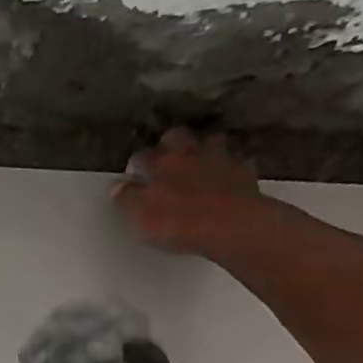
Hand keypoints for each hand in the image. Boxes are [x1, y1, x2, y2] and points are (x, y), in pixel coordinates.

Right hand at [112, 128, 267, 256]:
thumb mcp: (141, 216)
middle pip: (176, 137)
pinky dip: (232, 167)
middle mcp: (189, 152)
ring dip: (204, 149)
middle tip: (167, 159)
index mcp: (160, 162)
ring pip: (210, 142)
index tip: (135, 174)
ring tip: (201, 162)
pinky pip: (237, 162)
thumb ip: (127, 198)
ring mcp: (220, 158)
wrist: (233, 225)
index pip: (141, 156)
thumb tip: (117, 187)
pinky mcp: (245, 172)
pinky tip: (231, 177)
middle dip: (170, 145)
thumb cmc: (181, 221)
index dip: (136, 165)